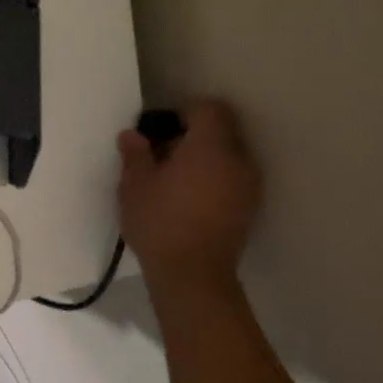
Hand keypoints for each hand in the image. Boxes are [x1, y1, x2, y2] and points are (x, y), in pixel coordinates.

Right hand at [118, 98, 261, 291]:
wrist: (192, 274)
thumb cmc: (159, 223)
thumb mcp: (134, 186)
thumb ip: (135, 155)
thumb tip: (133, 135)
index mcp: (210, 147)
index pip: (209, 109)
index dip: (185, 112)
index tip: (160, 129)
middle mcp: (238, 159)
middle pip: (220, 132)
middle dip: (192, 138)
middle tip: (161, 158)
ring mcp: (249, 184)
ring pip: (227, 157)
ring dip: (203, 161)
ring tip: (173, 183)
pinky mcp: (249, 207)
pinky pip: (232, 179)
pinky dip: (213, 181)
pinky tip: (188, 202)